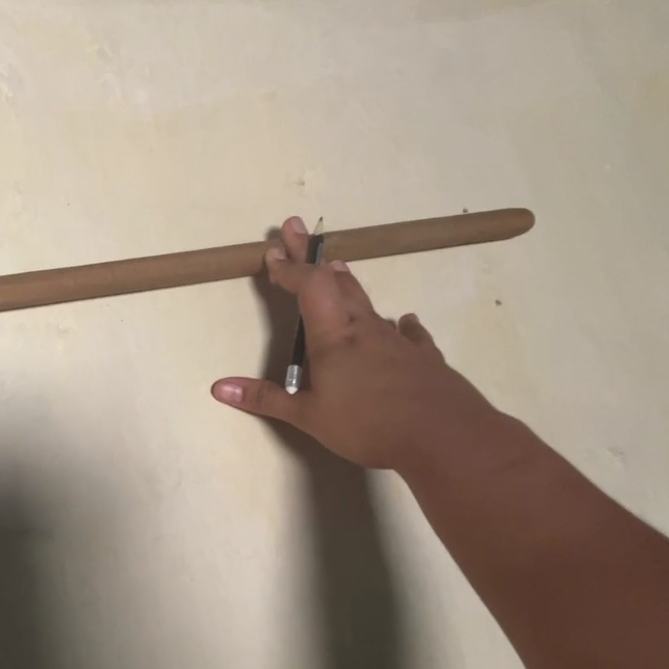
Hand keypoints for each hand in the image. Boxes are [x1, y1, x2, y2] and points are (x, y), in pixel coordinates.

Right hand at [211, 217, 511, 471]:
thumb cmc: (370, 424)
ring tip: (336, 268)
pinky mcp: (424, 358)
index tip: (273, 250)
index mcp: (334, 336)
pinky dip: (398, 323)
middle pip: (337, 280)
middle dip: (311, 256)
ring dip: (346, 282)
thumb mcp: (309, 417)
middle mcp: (366, 328)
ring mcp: (398, 341)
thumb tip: (219, 388)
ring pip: (367, 301)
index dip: (289, 268)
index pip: (308, 287)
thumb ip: (265, 399)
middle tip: (295, 229)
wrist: (450, 439)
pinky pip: (406, 332)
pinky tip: (404, 322)